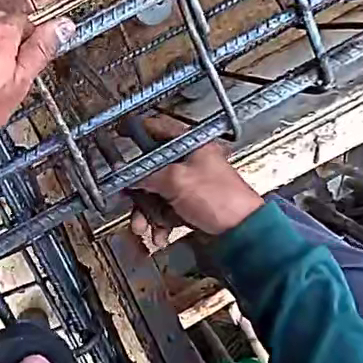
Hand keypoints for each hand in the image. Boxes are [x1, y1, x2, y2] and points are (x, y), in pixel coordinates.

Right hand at [129, 115, 262, 246]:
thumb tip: (126, 173)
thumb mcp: (176, 180)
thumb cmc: (222, 199)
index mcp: (190, 144)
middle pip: (151, 168)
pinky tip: (159, 233)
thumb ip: (147, 174)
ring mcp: (190, 182)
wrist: (243, 230)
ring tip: (143, 226)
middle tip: (127, 197)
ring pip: (156, 192)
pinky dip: (160, 222)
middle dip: (137, 189)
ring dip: (146, 212)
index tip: (119, 134)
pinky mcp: (192, 202)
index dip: (136, 131)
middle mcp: (190, 160)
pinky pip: (166, 209)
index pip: (157, 128)